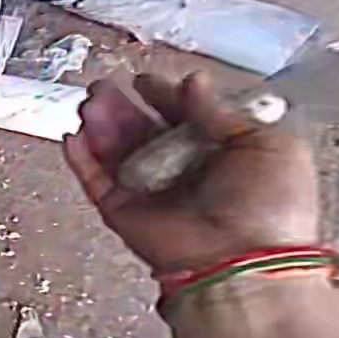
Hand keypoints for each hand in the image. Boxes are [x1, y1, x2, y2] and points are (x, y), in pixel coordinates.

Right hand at [61, 72, 319, 273]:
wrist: (238, 256)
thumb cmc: (267, 202)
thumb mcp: (265, 144)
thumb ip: (221, 113)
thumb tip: (192, 81)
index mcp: (216, 149)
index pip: (181, 116)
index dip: (162, 96)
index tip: (142, 80)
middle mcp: (176, 166)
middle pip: (139, 129)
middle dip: (119, 107)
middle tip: (100, 87)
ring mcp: (143, 186)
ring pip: (112, 149)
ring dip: (98, 125)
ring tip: (87, 104)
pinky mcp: (115, 205)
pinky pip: (92, 177)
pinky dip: (79, 157)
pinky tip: (71, 137)